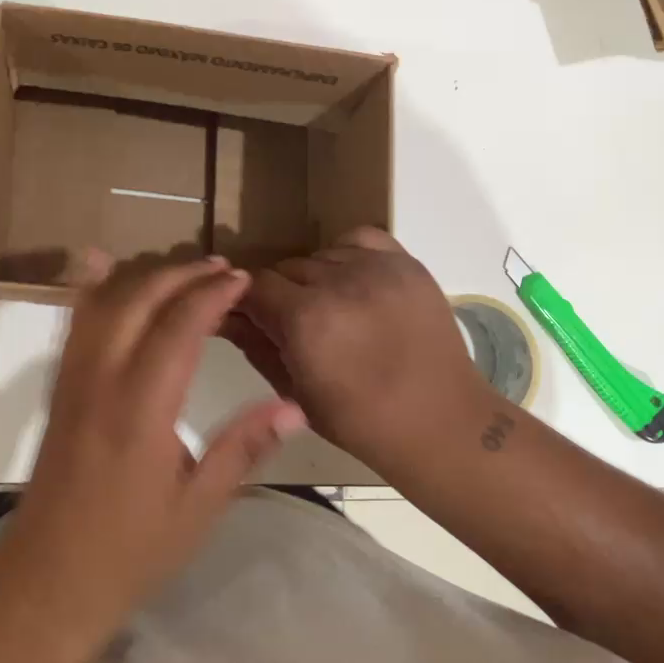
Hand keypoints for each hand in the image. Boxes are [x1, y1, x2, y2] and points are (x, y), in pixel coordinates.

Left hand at [0, 254, 304, 657]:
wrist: (50, 575)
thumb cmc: (131, 548)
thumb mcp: (199, 507)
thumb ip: (243, 447)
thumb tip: (294, 406)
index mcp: (141, 409)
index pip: (178, 328)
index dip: (211, 295)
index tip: (242, 278)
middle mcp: (101, 380)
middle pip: (138, 300)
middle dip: (181, 275)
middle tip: (221, 268)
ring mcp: (72, 378)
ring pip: (103, 302)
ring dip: (144, 276)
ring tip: (183, 270)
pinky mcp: (58, 385)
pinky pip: (74, 321)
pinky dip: (94, 287)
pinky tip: (106, 268)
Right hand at [221, 228, 493, 478]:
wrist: (440, 423)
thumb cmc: (360, 421)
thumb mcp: (295, 390)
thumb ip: (256, 344)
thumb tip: (222, 314)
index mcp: (306, 319)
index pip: (255, 285)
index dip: (248, 301)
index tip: (252, 318)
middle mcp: (338, 283)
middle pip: (286, 268)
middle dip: (282, 294)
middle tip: (296, 325)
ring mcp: (377, 268)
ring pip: (320, 255)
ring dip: (315, 278)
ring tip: (332, 309)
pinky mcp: (406, 263)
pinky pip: (359, 239)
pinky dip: (348, 255)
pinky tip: (354, 283)